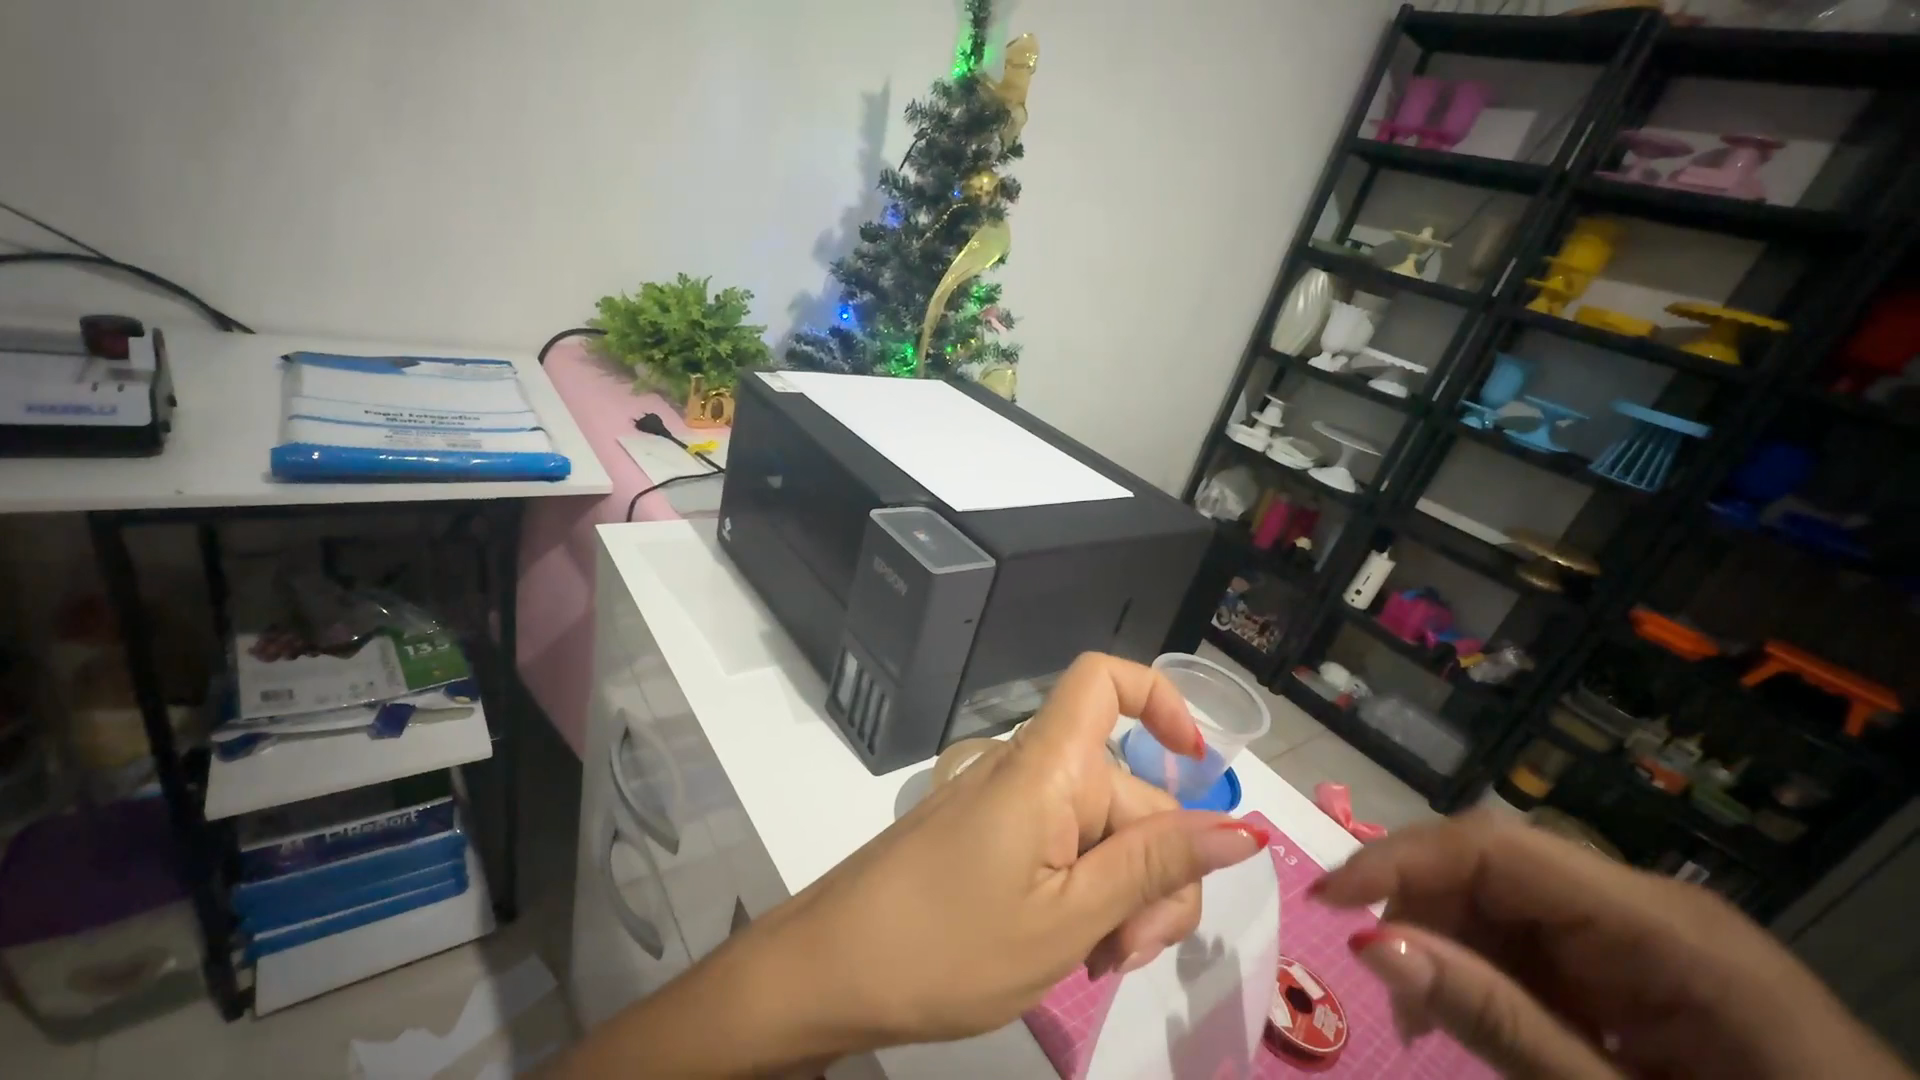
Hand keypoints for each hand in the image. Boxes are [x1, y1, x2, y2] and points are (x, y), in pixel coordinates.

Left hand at [764, 651, 1272, 1045]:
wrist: (829, 972)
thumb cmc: (949, 945)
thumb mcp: (1070, 918)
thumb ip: (1157, 868)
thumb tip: (1244, 829)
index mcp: (1049, 766)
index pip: (1105, 682)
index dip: (1161, 700)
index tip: (1196, 767)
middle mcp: (1030, 771)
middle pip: (1128, 792)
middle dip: (1153, 873)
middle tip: (1131, 955)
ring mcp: (1007, 806)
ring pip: (1102, 833)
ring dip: (1121, 896)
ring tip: (1096, 962)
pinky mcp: (991, 839)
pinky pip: (1063, 849)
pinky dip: (1084, 896)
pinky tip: (1075, 950)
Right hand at [1315, 814, 1911, 1079]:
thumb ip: (1500, 1023)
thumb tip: (1371, 938)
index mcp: (1661, 926)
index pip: (1497, 846)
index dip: (1399, 858)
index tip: (1325, 900)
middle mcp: (1648, 906)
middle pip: (1495, 867)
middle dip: (1421, 912)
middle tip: (1389, 995)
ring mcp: (1648, 935)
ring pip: (1507, 904)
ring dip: (1450, 947)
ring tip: (1427, 1022)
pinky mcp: (1644, 966)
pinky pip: (1540, 945)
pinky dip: (1490, 975)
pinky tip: (1477, 1019)